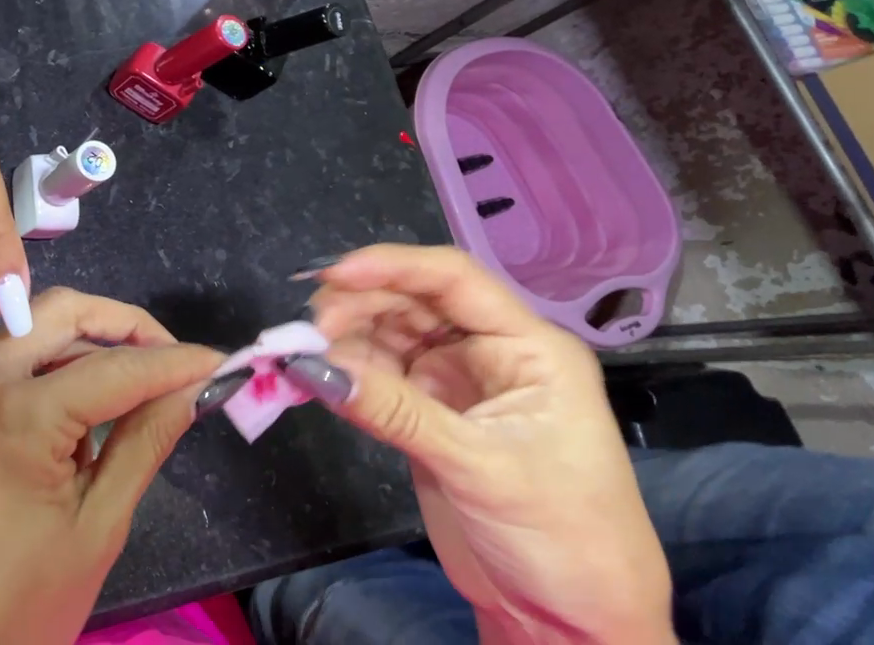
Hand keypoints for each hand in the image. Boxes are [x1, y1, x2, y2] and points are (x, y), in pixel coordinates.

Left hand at [0, 288, 224, 644]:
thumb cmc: (22, 604)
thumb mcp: (99, 526)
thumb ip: (144, 442)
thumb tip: (190, 387)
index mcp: (11, 418)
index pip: (109, 368)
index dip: (171, 361)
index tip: (216, 360)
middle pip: (55, 314)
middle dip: (121, 323)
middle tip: (169, 358)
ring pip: (24, 332)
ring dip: (80, 348)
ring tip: (124, 397)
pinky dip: (40, 372)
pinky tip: (69, 414)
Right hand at [306, 245, 674, 644]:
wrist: (570, 623)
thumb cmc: (564, 538)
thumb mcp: (482, 469)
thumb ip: (395, 411)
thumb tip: (308, 366)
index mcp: (528, 349)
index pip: (454, 280)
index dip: (392, 266)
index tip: (332, 276)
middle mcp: (487, 353)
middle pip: (410, 301)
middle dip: (356, 306)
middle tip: (309, 332)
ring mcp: (452, 382)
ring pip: (385, 333)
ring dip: (342, 337)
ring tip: (303, 355)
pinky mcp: (424, 412)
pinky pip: (373, 374)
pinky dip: (340, 372)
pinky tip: (313, 378)